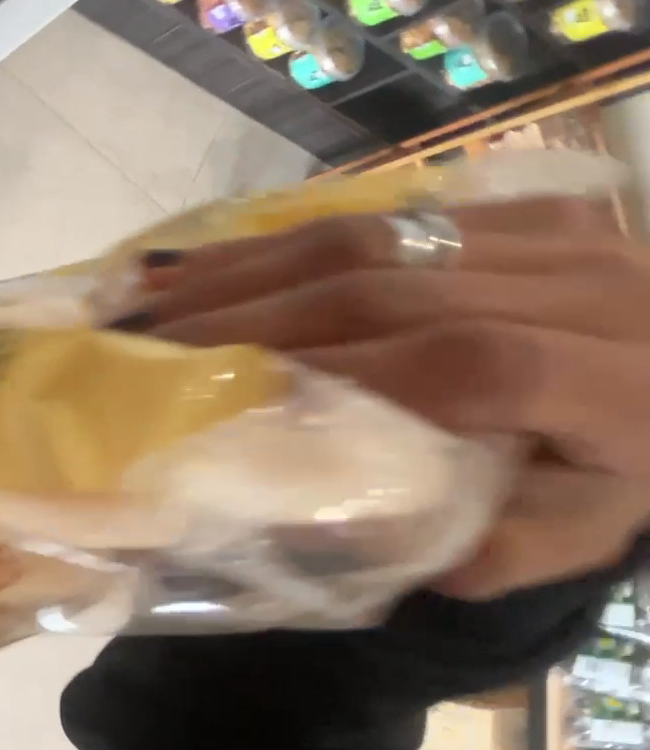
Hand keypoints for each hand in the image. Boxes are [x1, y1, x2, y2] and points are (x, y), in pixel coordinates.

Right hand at [138, 198, 649, 598]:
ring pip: (368, 242)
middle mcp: (596, 288)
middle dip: (250, 319)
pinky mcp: (516, 207)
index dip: (335, 370)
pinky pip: (374, 217)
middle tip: (147, 347)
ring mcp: (557, 234)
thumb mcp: (574, 534)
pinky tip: (196, 264)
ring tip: (149, 302)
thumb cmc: (621, 472)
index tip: (221, 396)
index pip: (467, 362)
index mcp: (625, 383)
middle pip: (390, 289)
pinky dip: (269, 245)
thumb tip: (354, 533)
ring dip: (242, 274)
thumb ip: (485, 543)